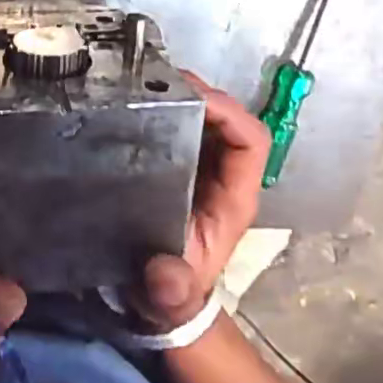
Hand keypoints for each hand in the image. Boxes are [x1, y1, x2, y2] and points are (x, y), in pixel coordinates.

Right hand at [134, 71, 268, 330]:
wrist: (158, 300)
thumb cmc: (170, 293)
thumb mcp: (169, 294)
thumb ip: (170, 290)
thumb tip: (163, 276)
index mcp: (234, 198)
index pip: (250, 141)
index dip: (228, 113)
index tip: (189, 98)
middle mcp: (225, 175)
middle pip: (226, 119)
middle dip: (197, 95)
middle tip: (154, 82)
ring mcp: (203, 167)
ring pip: (203, 118)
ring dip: (178, 96)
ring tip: (140, 84)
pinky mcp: (179, 164)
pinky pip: (179, 126)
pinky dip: (162, 108)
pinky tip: (132, 101)